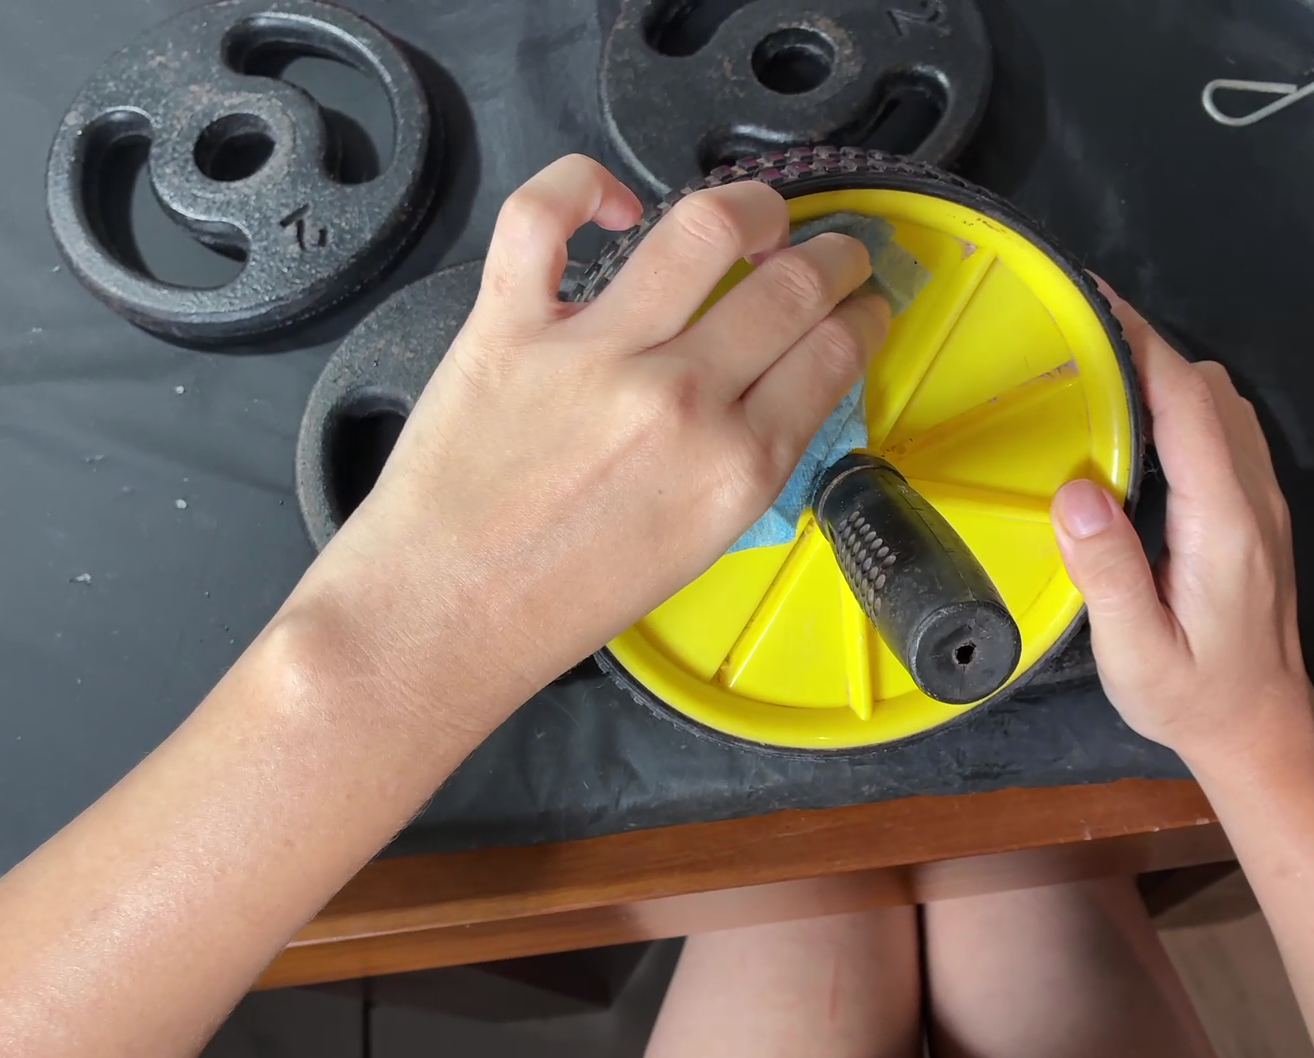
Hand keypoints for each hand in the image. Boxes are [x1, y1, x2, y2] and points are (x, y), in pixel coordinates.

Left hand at [299, 155, 890, 719]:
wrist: (449, 616)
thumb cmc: (576, 597)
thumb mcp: (701, 543)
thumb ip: (752, 457)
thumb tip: (784, 381)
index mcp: (738, 467)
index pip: (832, 356)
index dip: (863, 317)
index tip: (865, 305)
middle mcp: (681, 400)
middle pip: (792, 287)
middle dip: (836, 257)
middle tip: (837, 254)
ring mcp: (593, 354)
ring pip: (702, 230)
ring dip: (754, 206)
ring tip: (762, 214)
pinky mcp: (507, 325)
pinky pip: (544, 214)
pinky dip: (583, 185)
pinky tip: (614, 203)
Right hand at [1050, 284, 1313, 766]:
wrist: (1261, 728)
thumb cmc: (1191, 696)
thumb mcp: (1136, 651)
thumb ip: (1108, 572)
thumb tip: (1075, 489)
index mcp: (1224, 520)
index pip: (1188, 404)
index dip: (1143, 345)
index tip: (1093, 303)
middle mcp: (1252, 495)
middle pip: (1207, 389)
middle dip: (1145, 348)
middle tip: (1074, 339)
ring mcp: (1259, 500)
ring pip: (1218, 403)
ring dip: (1161, 372)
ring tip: (1094, 371)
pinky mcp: (1252, 510)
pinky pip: (1218, 430)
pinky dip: (1175, 403)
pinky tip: (1131, 423)